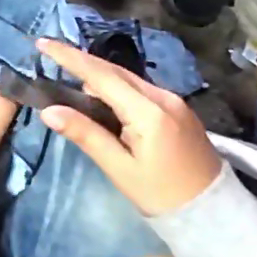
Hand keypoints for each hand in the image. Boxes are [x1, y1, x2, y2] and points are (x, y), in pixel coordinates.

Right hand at [34, 38, 221, 215]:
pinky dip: (115, 87)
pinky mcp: (177, 109)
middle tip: (49, 54)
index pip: (101, 76)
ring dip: (98, 74)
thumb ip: (86, 135)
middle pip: (115, 71)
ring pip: (128, 79)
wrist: (213, 214)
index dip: (70, 57)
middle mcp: (163, 97)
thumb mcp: (120, 169)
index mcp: (149, 111)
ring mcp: (173, 101)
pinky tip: (100, 95)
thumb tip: (48, 111)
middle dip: (81, 60)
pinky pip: (139, 89)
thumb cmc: (161, 196)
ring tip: (68, 74)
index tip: (43, 43)